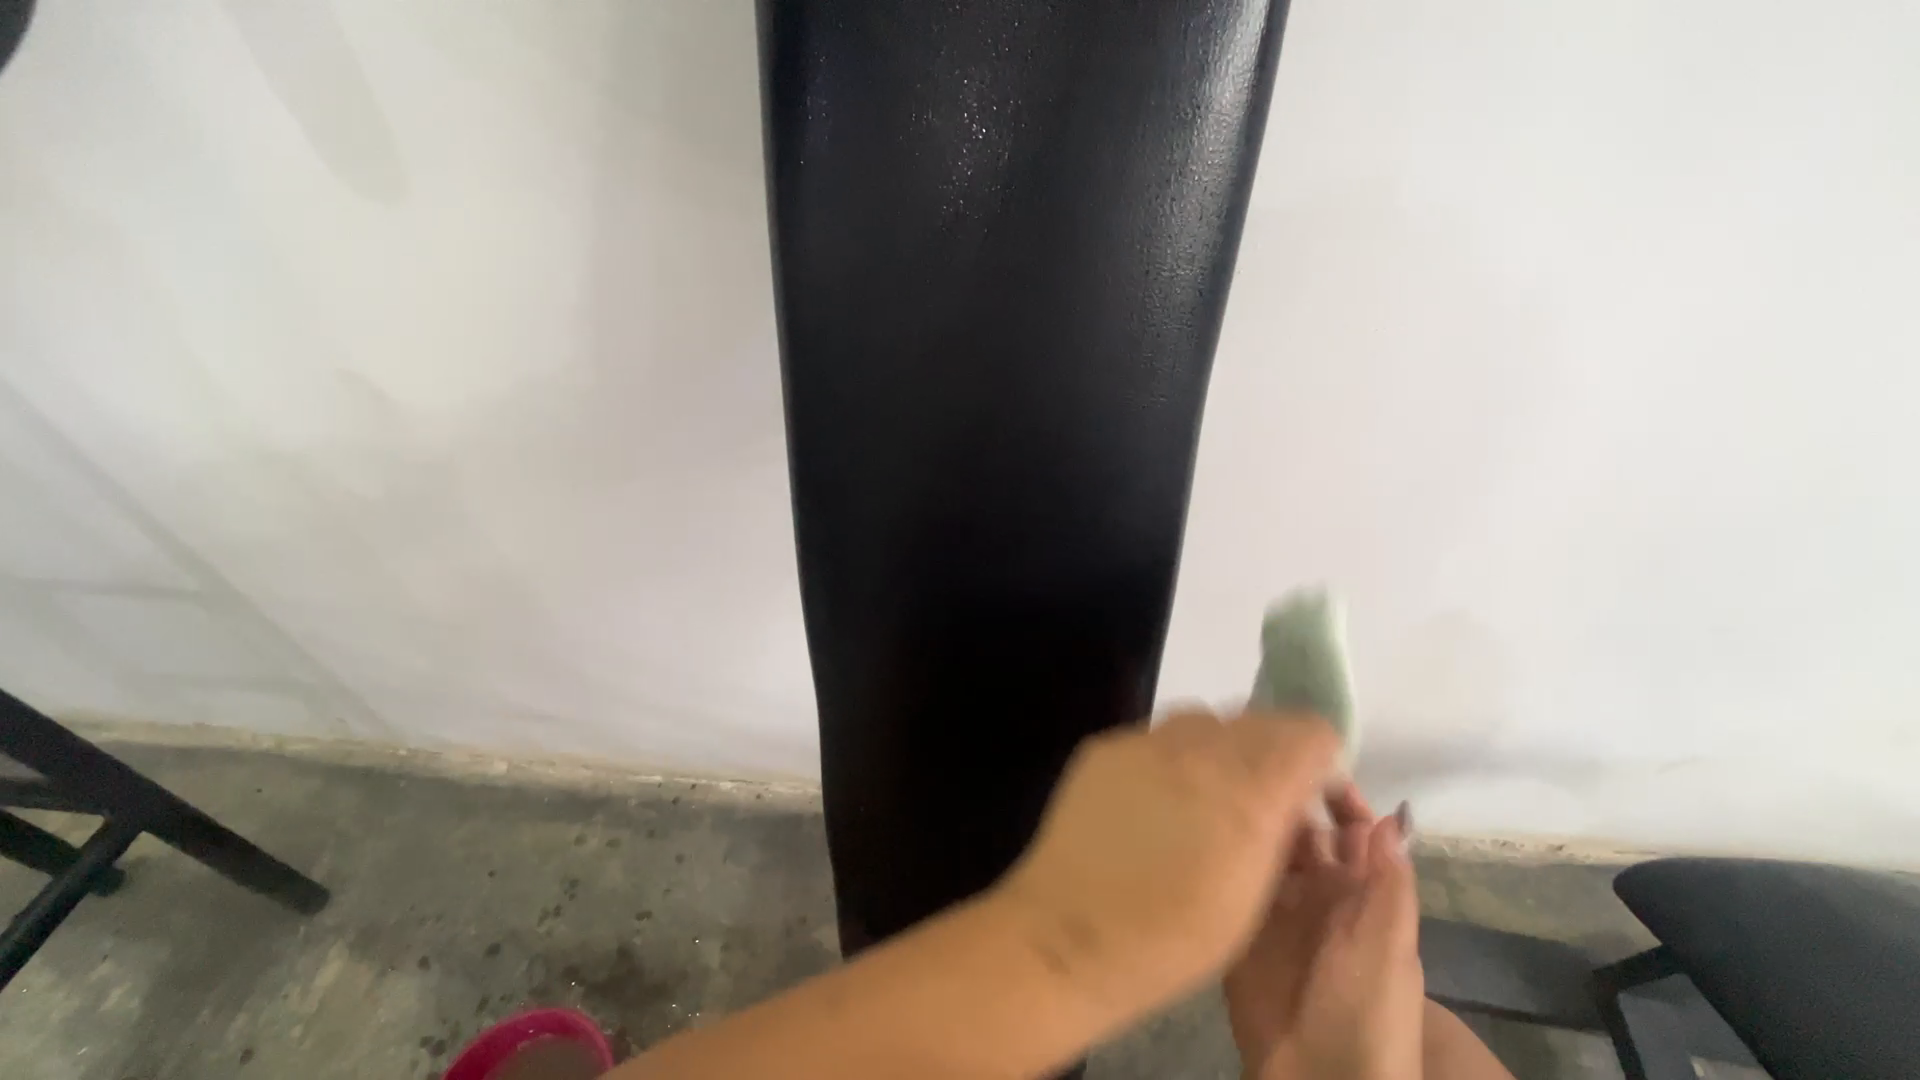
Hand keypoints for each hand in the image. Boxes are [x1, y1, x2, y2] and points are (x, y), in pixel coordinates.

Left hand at [990, 707, 1340, 1024]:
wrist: (1067, 936)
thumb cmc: (1171, 938)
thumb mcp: (1255, 897)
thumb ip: (1280, 829)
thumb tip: (1292, 797)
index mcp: (1247, 791)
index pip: (1310, 732)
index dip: (1320, 763)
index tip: (1306, 801)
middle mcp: (1197, 750)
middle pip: (1259, 721)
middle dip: (1271, 756)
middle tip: (1256, 806)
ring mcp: (1143, 742)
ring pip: (1205, 722)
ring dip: (1219, 752)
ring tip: (1202, 804)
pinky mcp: (1103, 747)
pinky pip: (1155, 737)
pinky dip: (1169, 760)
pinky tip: (1152, 805)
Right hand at [1224, 783, 1423, 1079]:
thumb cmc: (1364, 1012)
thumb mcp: (1387, 947)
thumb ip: (1387, 883)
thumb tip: (1391, 815)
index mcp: (1361, 895)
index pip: (1352, 830)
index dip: (1338, 796)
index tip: (1306, 757)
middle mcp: (1318, 895)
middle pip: (1303, 833)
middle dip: (1285, 799)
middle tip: (1250, 760)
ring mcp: (1275, 911)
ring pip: (1264, 851)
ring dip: (1250, 821)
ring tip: (1219, 782)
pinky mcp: (1238, 929)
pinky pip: (1230, 882)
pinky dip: (1219, 855)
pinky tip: (1197, 826)